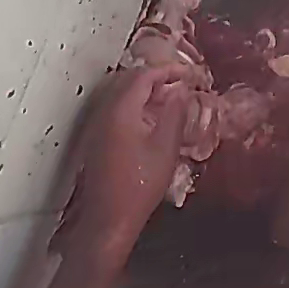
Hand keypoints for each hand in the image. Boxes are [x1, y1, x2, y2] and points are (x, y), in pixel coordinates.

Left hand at [60, 63, 189, 265]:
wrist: (110, 217)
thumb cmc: (140, 184)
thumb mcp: (166, 147)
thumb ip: (175, 114)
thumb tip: (181, 91)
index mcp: (121, 110)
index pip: (143, 76)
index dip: (168, 70)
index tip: (189, 74)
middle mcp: (105, 112)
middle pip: (130, 81)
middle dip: (157, 79)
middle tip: (182, 86)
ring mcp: (99, 126)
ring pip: (123, 96)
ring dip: (147, 93)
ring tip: (172, 103)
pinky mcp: (99, 139)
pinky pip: (118, 111)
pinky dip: (138, 107)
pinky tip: (154, 123)